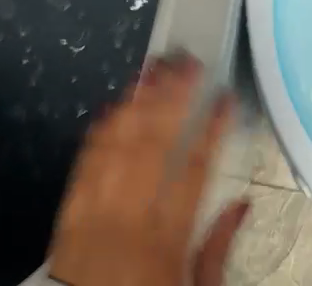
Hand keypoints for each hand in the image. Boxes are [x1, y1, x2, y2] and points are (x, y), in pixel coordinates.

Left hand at [47, 54, 249, 285]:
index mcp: (166, 240)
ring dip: (137, 101)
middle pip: (153, 145)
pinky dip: (102, 129)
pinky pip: (86, 162)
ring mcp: (95, 212)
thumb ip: (219, 248)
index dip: (212, 129)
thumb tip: (243, 203)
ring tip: (155, 67)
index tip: (225, 96)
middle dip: (172, 97)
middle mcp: (130, 219)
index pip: (194, 171)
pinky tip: (116, 104)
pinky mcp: (68, 213)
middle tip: (189, 63)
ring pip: (118, 145)